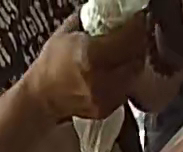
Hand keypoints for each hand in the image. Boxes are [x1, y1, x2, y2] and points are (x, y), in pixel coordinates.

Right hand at [27, 12, 148, 121]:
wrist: (43, 96)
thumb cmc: (53, 61)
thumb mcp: (68, 32)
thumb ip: (90, 21)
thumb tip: (109, 10)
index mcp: (90, 55)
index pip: (128, 40)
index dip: (137, 27)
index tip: (139, 19)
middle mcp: (100, 79)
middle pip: (135, 59)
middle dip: (139, 44)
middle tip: (137, 34)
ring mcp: (105, 98)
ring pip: (134, 76)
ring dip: (134, 62)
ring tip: (129, 51)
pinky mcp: (106, 110)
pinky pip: (125, 91)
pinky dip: (126, 78)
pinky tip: (119, 69)